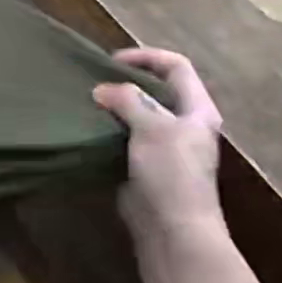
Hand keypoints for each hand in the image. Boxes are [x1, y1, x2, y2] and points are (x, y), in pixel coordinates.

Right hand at [93, 47, 224, 239]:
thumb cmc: (171, 173)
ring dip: (112, 106)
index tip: (111, 60)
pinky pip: (122, 138)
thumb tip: (102, 89)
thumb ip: (130, 102)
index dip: (147, 57)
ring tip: (84, 103)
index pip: (176, 67)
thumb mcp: (154, 129)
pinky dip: (105, 130)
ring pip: (137, 114)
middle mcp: (183, 123)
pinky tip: (86, 130)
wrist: (172, 226)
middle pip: (155, 89)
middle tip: (93, 80)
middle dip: (125, 81)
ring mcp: (162, 145)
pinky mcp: (142, 164)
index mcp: (197, 109)